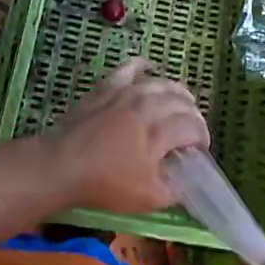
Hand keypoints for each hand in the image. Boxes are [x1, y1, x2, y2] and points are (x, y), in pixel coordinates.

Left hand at [43, 58, 208, 212]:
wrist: (61, 164)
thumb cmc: (105, 183)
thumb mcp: (148, 198)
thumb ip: (174, 190)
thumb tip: (186, 183)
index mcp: (160, 131)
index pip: (193, 126)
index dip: (202, 137)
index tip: (199, 151)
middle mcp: (148, 105)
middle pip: (180, 101)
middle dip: (193, 115)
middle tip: (191, 130)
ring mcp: (125, 93)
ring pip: (160, 83)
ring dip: (176, 92)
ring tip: (181, 101)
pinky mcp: (106, 88)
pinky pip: (128, 69)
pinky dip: (141, 66)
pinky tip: (148, 67)